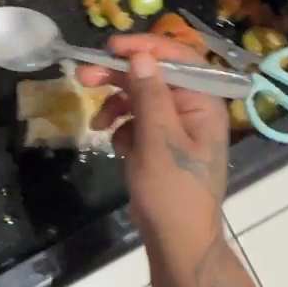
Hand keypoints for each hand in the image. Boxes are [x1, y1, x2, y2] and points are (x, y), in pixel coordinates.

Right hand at [80, 34, 228, 252]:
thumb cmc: (173, 192)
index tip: (109, 48)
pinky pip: (137, 124)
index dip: (144, 47)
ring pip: (141, 100)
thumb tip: (141, 57)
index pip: (177, 58)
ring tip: (97, 123)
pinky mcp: (160, 146)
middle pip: (154, 77)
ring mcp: (176, 128)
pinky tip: (115, 146)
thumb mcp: (158, 142)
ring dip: (117, 105)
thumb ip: (150, 97)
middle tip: (83, 76)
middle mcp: (192, 109)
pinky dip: (122, 129)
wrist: (177, 239)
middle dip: (120, 76)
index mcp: (204, 103)